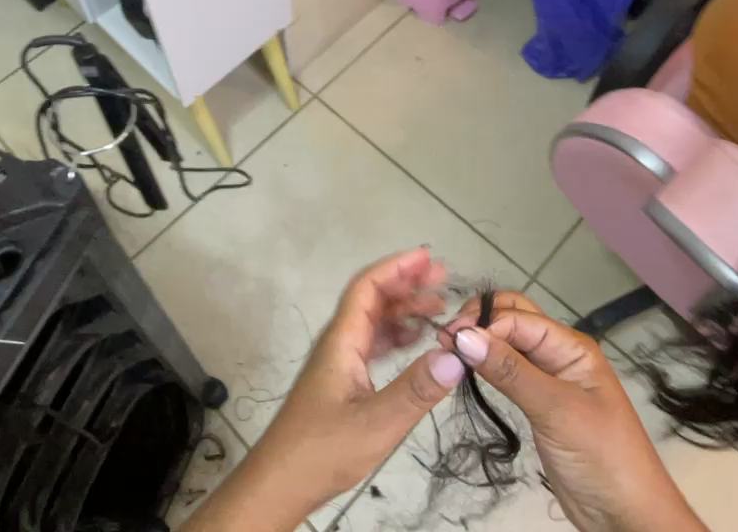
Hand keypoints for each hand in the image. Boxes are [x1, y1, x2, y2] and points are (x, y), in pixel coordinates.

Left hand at [182, 249, 467, 531]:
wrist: (281, 481)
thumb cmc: (323, 449)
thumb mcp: (377, 423)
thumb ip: (416, 390)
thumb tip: (456, 354)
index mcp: (342, 340)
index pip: (368, 287)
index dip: (397, 267)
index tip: (428, 257)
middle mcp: (339, 342)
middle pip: (372, 298)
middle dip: (406, 282)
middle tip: (443, 275)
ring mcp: (339, 361)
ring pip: (373, 320)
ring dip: (404, 308)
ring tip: (440, 306)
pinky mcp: (342, 380)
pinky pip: (373, 343)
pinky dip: (397, 335)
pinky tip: (416, 341)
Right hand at [441, 291, 705, 531]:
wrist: (628, 517)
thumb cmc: (602, 457)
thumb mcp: (555, 410)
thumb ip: (510, 371)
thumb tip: (463, 335)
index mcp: (570, 346)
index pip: (516, 317)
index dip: (481, 322)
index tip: (447, 340)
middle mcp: (557, 354)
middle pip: (511, 319)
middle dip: (478, 322)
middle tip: (445, 341)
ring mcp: (547, 378)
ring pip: (506, 344)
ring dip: (479, 343)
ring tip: (447, 354)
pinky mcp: (537, 403)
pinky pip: (507, 371)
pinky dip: (485, 366)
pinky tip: (465, 372)